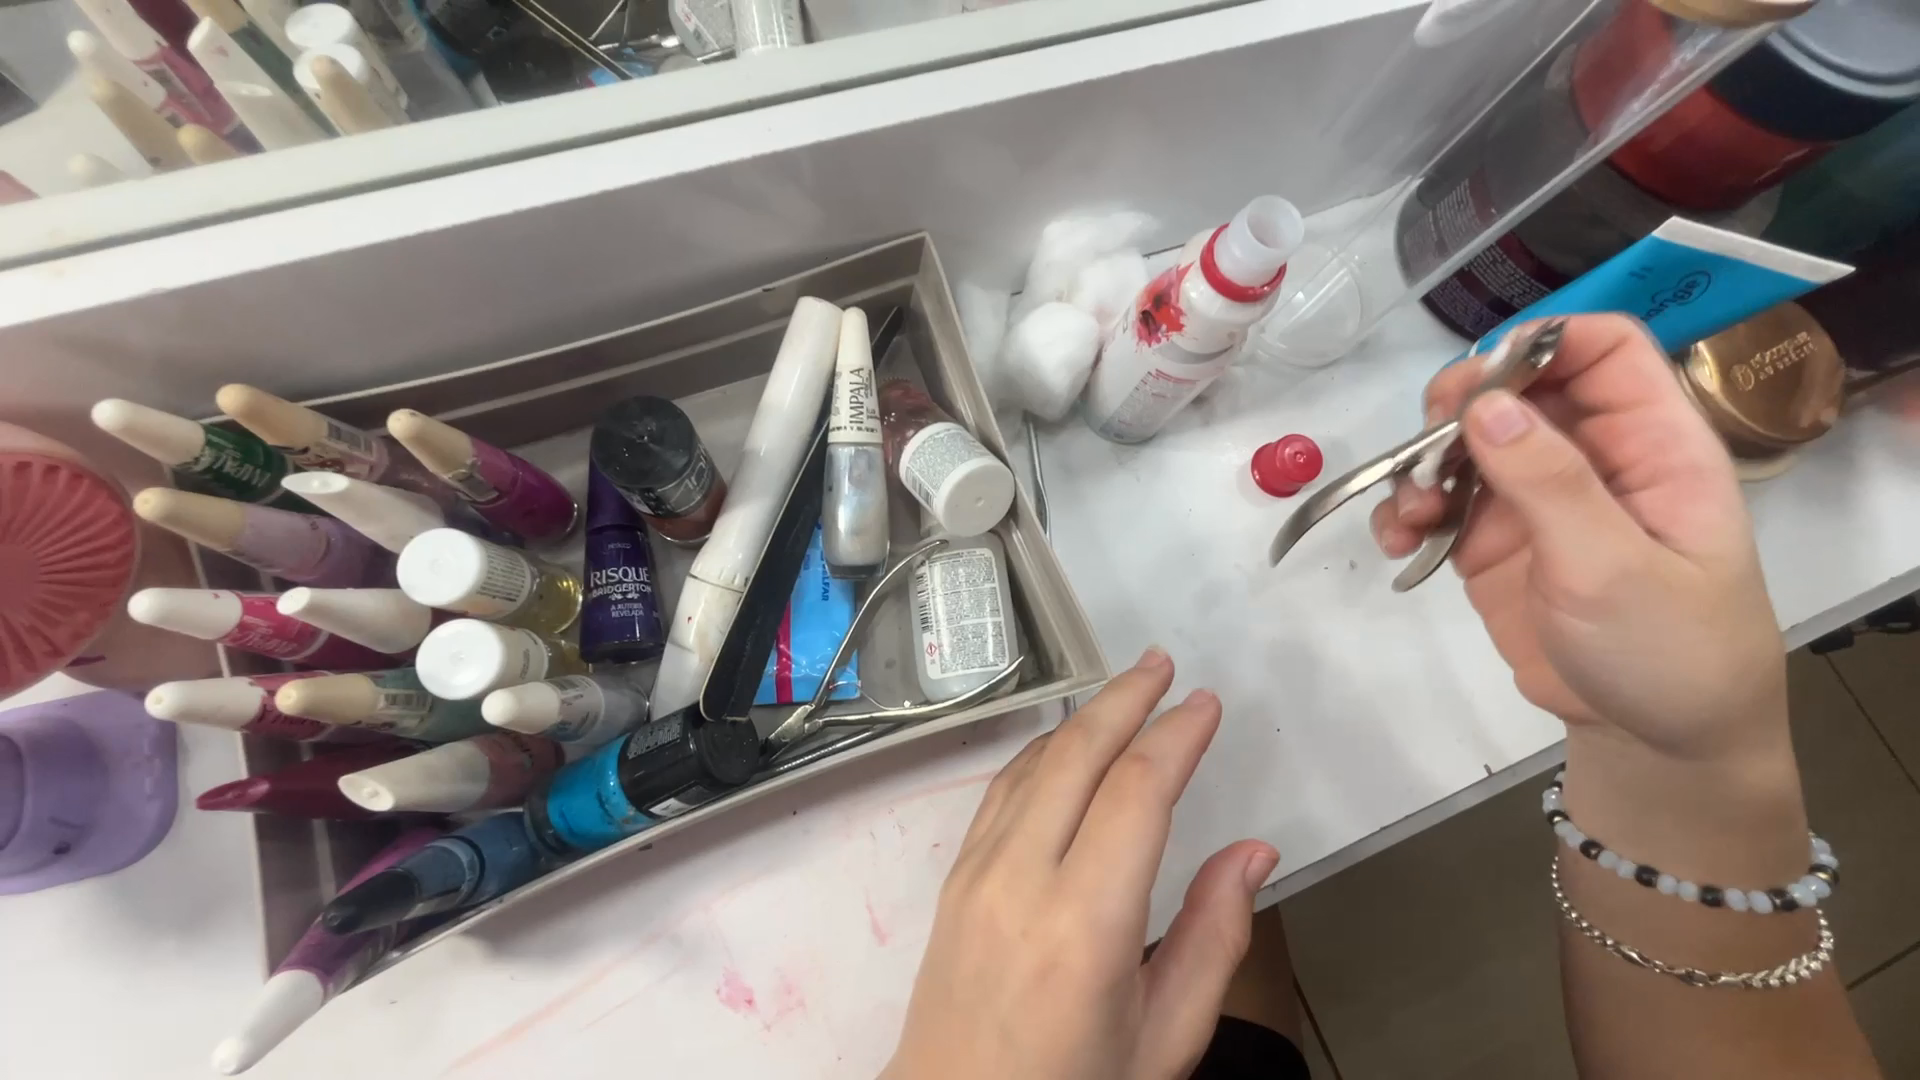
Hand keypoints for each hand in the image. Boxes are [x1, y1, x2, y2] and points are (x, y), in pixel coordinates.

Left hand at [883, 648, 1278, 1079]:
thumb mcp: (1164, 1037)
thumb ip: (1213, 938)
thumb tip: (1252, 852)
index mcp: (1085, 924)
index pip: (1136, 794)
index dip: (1175, 738)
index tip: (1205, 704)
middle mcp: (1022, 877)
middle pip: (1077, 755)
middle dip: (1125, 698)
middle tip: (1162, 662)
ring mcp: (978, 868)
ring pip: (1035, 762)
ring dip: (1083, 715)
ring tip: (1127, 688)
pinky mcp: (957, 871)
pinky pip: (1003, 788)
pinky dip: (1043, 751)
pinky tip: (1068, 740)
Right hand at [1372, 315, 1785, 764]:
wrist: (1645, 735)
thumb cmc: (1664, 648)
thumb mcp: (1612, 564)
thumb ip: (1549, 482)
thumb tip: (1486, 405)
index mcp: (1649, 446)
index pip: (1604, 351)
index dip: (1541, 345)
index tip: (1477, 383)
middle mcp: (1586, 460)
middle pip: (1514, 391)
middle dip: (1457, 408)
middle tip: (1425, 442)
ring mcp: (1531, 500)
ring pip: (1461, 447)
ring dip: (1419, 470)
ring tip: (1410, 517)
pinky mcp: (1488, 541)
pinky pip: (1435, 505)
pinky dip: (1405, 515)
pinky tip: (1399, 545)